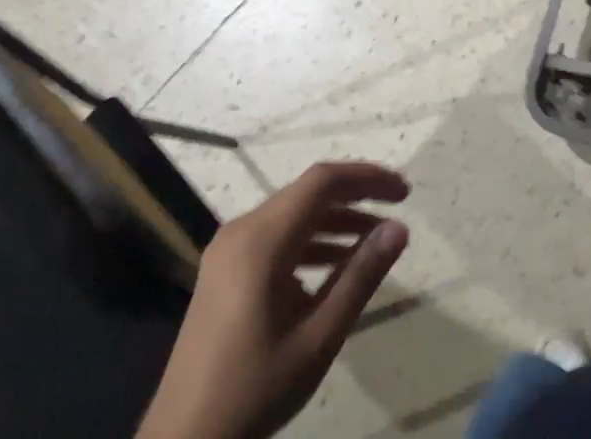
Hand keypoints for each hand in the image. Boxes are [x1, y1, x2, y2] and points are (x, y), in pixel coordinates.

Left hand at [136, 163, 411, 438]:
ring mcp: (227, 251)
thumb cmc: (257, 385)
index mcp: (261, 241)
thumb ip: (361, 276)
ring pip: (291, 214)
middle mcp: (240, 232)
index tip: (404, 193)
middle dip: (355, 195)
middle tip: (398, 208)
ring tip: (375, 239)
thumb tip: (399, 229)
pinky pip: (274, 237)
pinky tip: (336, 265)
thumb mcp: (320, 335)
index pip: (321, 183)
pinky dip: (310, 240)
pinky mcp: (224, 270)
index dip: (367, 178)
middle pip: (306, 193)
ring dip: (335, 219)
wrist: (186, 435)